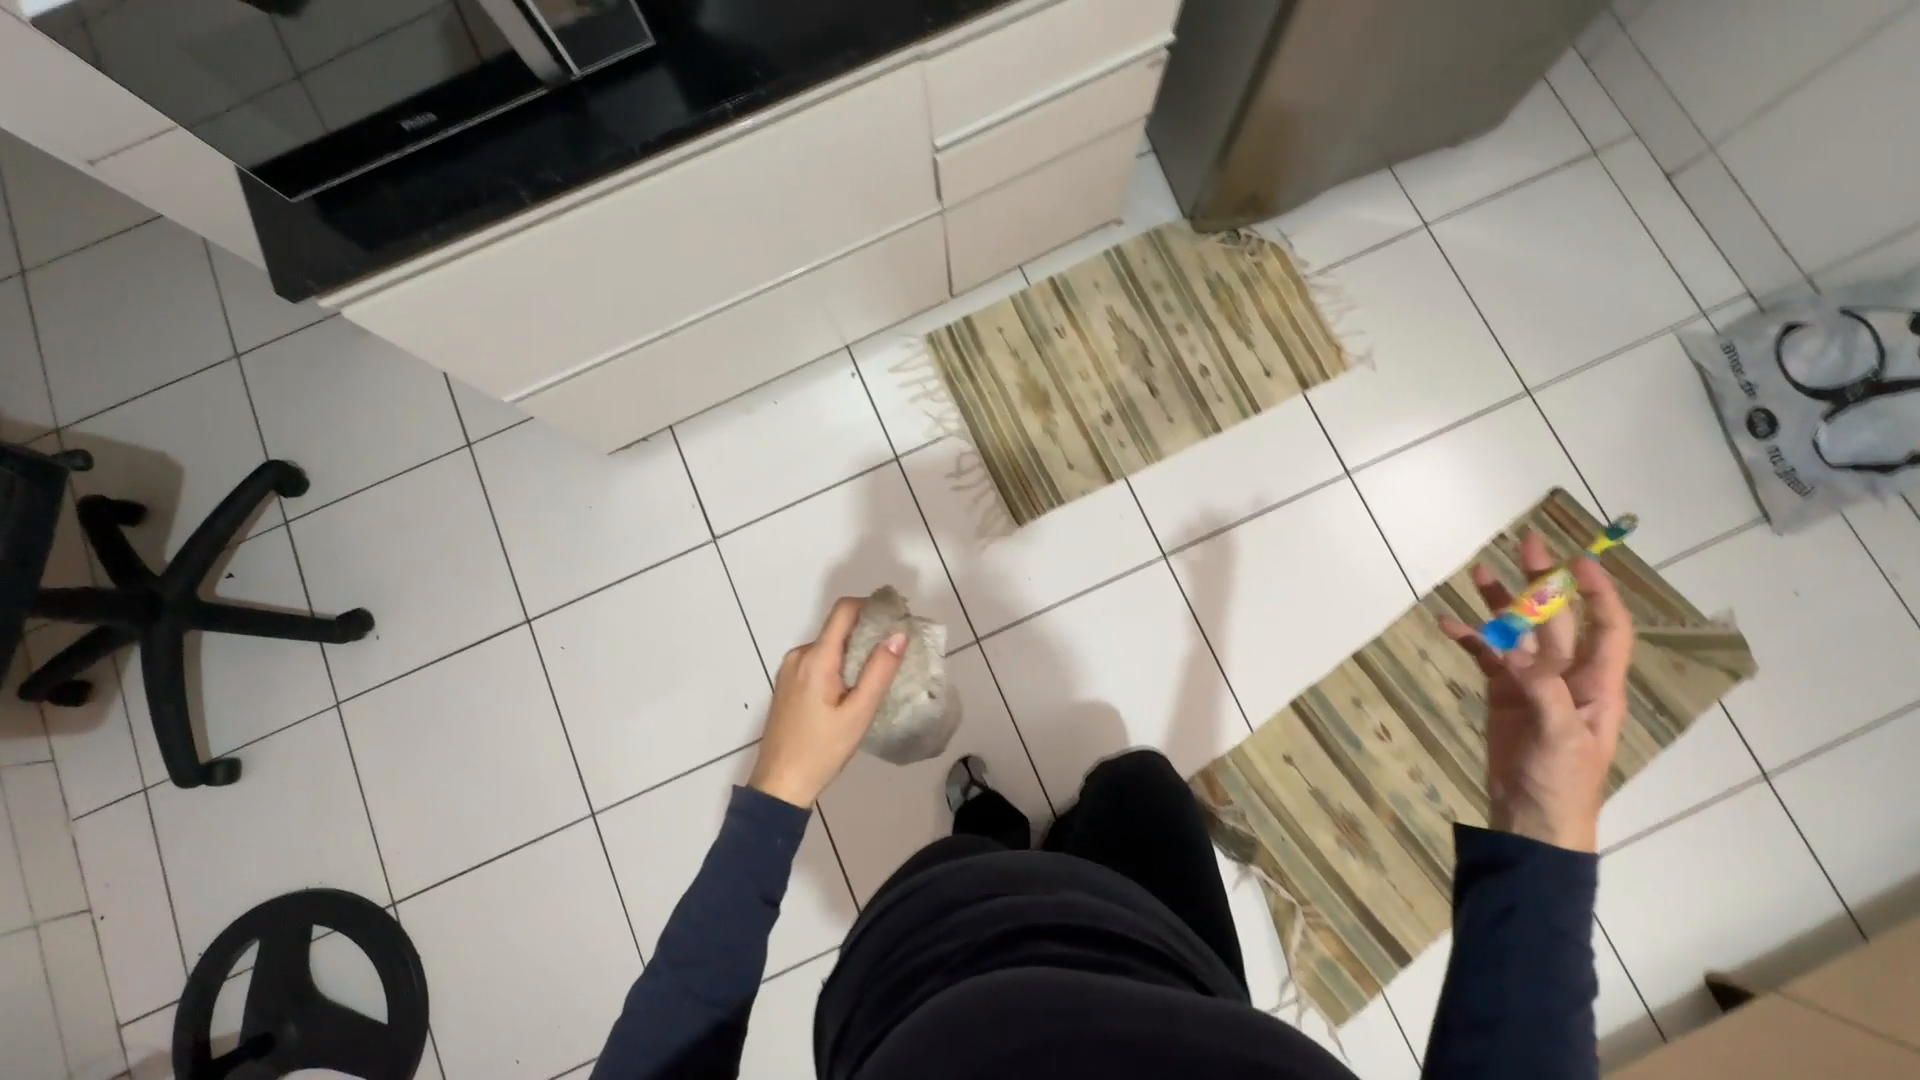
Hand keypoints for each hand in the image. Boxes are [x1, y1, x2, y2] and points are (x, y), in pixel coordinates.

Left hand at [748, 598, 907, 807]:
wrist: (779, 785)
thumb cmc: (822, 750)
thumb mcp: (858, 713)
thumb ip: (879, 671)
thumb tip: (898, 634)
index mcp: (816, 658)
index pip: (843, 611)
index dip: (871, 605)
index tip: (896, 617)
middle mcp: (799, 656)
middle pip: (837, 629)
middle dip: (867, 633)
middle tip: (896, 653)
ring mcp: (790, 670)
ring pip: (828, 647)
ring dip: (853, 652)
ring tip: (878, 676)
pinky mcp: (787, 685)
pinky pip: (817, 662)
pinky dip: (838, 666)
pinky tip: (852, 691)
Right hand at [1438, 532, 1635, 852]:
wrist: (1532, 818)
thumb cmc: (1563, 782)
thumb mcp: (1562, 738)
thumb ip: (1543, 692)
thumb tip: (1513, 653)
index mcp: (1596, 684)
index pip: (1606, 627)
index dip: (1597, 593)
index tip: (1577, 561)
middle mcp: (1567, 675)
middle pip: (1557, 619)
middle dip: (1542, 582)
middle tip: (1525, 544)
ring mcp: (1532, 683)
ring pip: (1517, 632)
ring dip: (1500, 603)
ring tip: (1478, 571)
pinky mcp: (1502, 695)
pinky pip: (1486, 658)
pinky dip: (1469, 640)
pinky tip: (1448, 624)